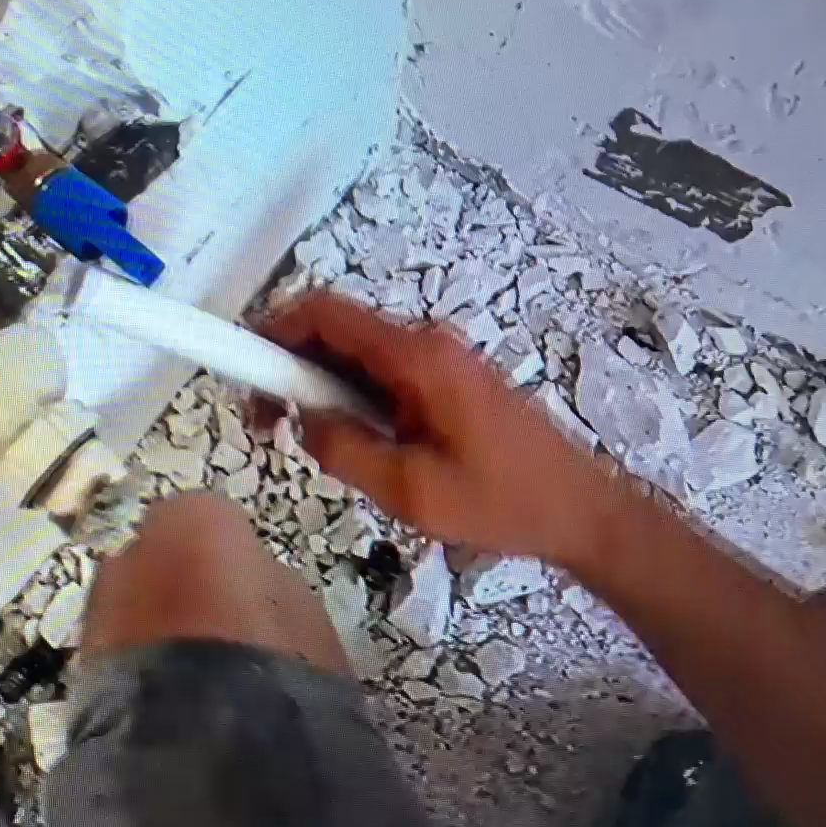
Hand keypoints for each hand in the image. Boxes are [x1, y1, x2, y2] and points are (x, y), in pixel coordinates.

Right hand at [257, 293, 646, 566]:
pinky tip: (339, 435)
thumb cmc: (501, 502)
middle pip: (331, 329)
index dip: (273, 326)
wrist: (585, 514)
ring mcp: (433, 358)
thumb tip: (299, 418)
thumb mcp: (409, 490)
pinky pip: (373, 371)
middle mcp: (422, 343)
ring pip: (348, 352)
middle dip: (284, 365)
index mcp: (415, 358)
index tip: (240, 363)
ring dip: (310, 383)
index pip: (325, 313)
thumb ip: (342, 449)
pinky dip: (340, 393)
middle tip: (263, 420)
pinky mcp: (439, 377)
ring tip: (294, 434)